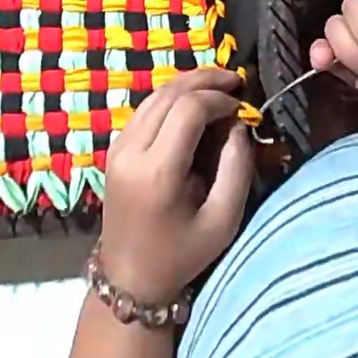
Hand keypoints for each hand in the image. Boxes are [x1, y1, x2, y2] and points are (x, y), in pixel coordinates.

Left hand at [100, 69, 254, 304]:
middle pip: (168, 93)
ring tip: (219, 85)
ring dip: (187, 84)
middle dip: (204, 80)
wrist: (128, 278)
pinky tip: (193, 100)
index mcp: (157, 172)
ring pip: (154, 95)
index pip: (188, 110)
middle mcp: (131, 151)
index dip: (218, 99)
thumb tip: (239, 126)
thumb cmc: (181, 254)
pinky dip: (171, 97)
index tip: (242, 106)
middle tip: (235, 79)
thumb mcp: (222, 222)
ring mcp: (118, 146)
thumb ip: (236, 170)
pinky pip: (145, 108)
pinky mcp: (116, 147)